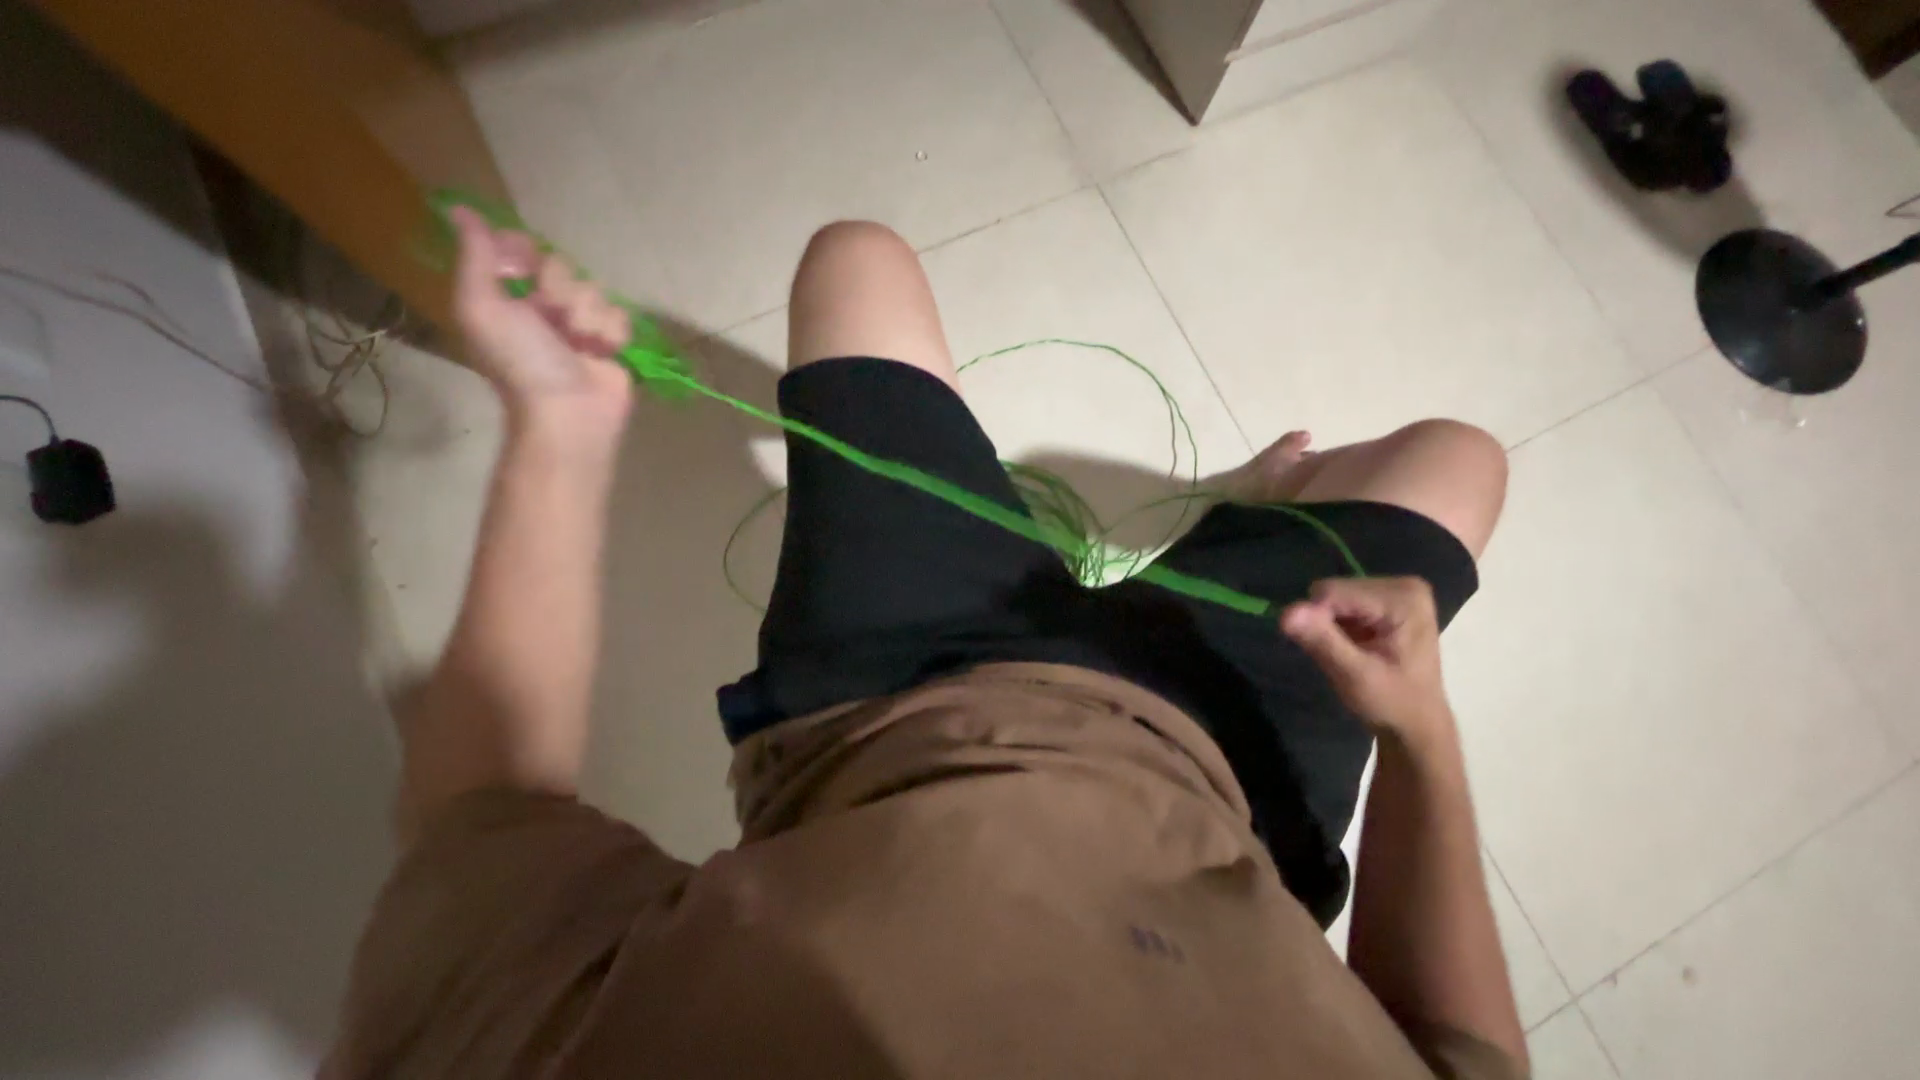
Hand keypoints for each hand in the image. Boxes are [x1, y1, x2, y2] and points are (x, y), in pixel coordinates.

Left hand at [448, 206, 633, 446]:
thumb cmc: (521, 361)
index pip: (521, 250)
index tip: (524, 265)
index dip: (525, 252)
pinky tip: (600, 354)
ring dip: (586, 318)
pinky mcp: (611, 342)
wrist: (569, 411)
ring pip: (594, 291)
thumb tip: (458, 208)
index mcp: (507, 297)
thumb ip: (475, 258)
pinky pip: (619, 315)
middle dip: (560, 291)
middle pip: (563, 267)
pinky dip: (610, 335)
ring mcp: (579, 325)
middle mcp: (543, 307)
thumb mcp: (482, 308)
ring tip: (578, 346)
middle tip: (551, 319)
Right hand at [1281, 577, 1454, 741]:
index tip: (1329, 653)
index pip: (1332, 592)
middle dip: (1327, 622)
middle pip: (1334, 590)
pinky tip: (1354, 645)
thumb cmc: (1392, 703)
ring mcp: (1396, 591)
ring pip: (1334, 595)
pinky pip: (1342, 602)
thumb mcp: (1354, 677)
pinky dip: (1339, 625)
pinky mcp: (1387, 599)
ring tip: (1350, 652)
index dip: (1317, 622)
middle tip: (1343, 655)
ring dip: (1331, 625)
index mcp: (1402, 598)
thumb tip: (1285, 613)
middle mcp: (1403, 585)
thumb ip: (1322, 641)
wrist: (1416, 724)